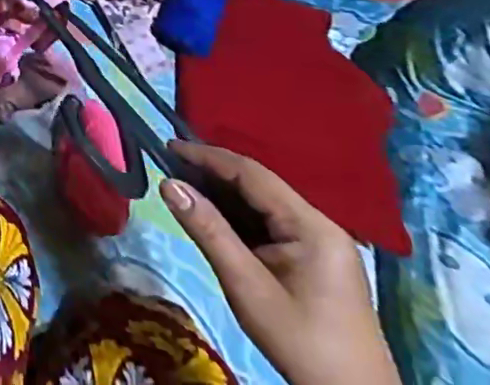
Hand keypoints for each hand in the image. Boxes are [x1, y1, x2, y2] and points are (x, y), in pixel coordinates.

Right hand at [161, 141, 397, 384]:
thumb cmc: (300, 342)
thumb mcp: (247, 286)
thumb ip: (208, 230)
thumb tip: (169, 184)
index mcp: (311, 225)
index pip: (252, 173)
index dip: (208, 156)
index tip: (168, 146)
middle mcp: (319, 224)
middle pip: (259, 185)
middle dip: (213, 173)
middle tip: (169, 166)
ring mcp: (320, 243)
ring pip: (263, 204)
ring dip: (224, 195)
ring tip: (183, 186)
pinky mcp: (316, 260)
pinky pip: (271, 224)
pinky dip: (239, 217)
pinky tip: (214, 217)